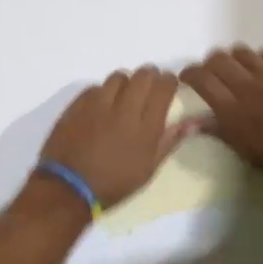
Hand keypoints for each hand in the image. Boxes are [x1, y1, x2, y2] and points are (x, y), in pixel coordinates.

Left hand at [38, 66, 195, 206]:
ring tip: (124, 96)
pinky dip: (102, 92)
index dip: (170, 81)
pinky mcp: (77, 105)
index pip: (164, 87)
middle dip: (150, 76)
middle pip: (143, 74)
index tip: (169, 85)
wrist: (68, 189)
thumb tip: (194, 122)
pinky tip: (101, 106)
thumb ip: (170, 141)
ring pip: (118, 76)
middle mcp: (124, 109)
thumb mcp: (148, 169)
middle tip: (149, 86)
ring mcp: (98, 104)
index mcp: (146, 127)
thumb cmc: (114, 184)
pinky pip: (95, 87)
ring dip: (125, 82)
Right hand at [180, 46, 262, 180]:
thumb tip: (189, 123)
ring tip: (237, 69)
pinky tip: (262, 69)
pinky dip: (258, 59)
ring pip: (240, 52)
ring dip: (233, 58)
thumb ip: (218, 131)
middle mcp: (246, 85)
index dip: (189, 73)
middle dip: (209, 63)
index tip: (186, 77)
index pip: (201, 78)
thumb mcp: (245, 151)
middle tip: (211, 73)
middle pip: (217, 59)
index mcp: (231, 108)